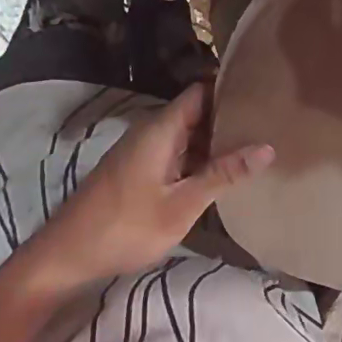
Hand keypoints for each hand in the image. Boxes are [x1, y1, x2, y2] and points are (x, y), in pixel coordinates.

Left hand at [19, 82, 272, 292]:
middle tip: (270, 125)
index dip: (230, 89)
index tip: (264, 93)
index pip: (200, 92)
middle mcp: (149, 131)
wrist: (70, 252)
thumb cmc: (127, 227)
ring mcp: (141, 151)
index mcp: (160, 129)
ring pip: (185, 136)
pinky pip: (174, 154)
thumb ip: (223, 174)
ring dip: (214, 142)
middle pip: (195, 112)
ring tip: (256, 147)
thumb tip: (267, 147)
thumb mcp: (182, 204)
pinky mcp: (137, 170)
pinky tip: (221, 174)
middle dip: (228, 118)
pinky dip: (197, 159)